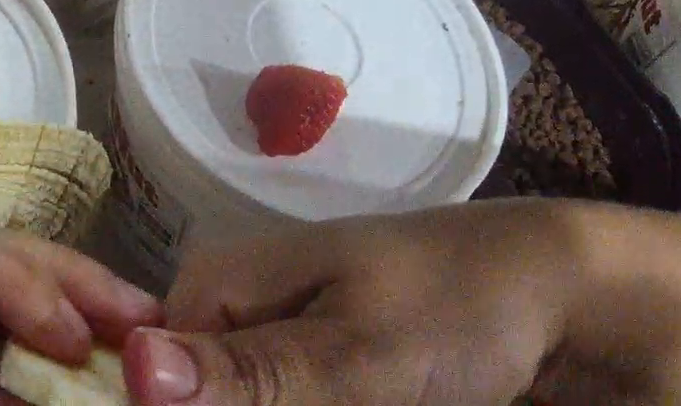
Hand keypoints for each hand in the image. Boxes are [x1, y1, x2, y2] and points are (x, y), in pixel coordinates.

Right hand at [120, 202, 581, 405]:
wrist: (551, 295)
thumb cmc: (452, 310)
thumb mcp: (355, 355)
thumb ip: (246, 374)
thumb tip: (129, 368)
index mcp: (218, 285)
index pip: (150, 383)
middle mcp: (234, 312)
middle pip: (205, 400)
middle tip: (360, 402)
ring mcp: (278, 343)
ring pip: (251, 404)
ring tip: (387, 396)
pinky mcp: (316, 370)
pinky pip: (286, 401)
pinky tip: (388, 405)